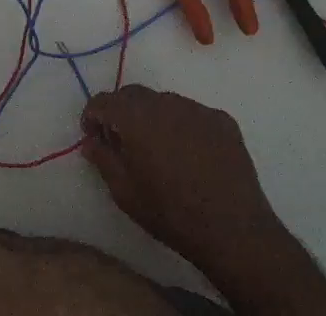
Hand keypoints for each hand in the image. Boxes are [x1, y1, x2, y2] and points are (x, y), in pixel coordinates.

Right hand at [81, 85, 278, 266]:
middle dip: (121, 112)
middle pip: (133, 95)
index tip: (93, 137)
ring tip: (158, 147)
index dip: (92, 116)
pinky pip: (192, 114)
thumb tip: (91, 142)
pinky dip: (182, 125)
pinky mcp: (223, 121)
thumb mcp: (124, 192)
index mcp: (136, 117)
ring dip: (152, 116)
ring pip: (164, 102)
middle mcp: (165, 103)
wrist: (234, 231)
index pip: (104, 101)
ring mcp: (198, 109)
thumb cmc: (171, 212)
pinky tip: (188, 153)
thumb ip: (103, 159)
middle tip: (122, 141)